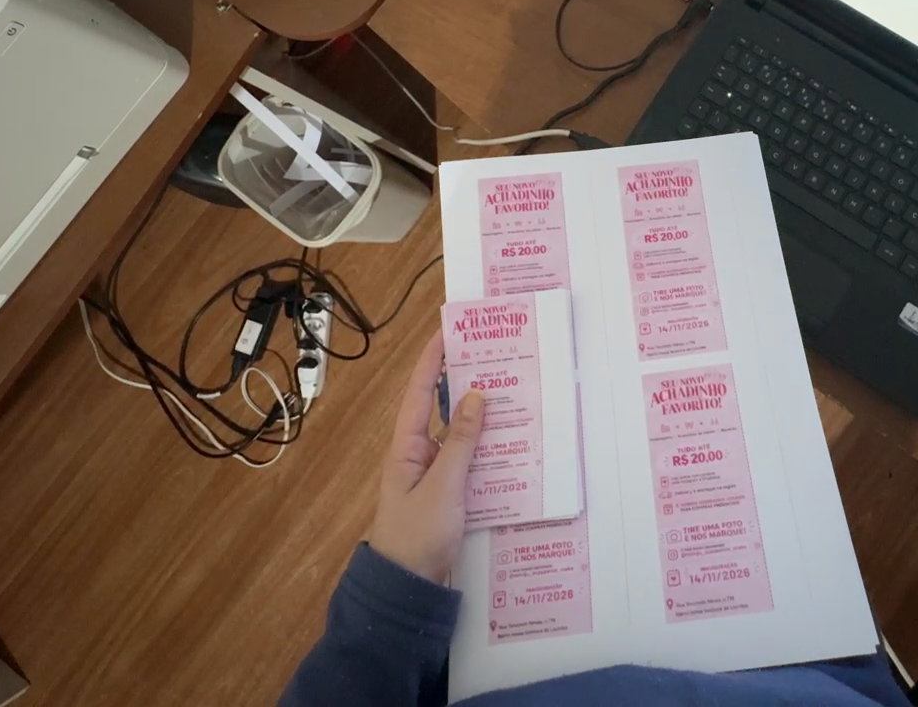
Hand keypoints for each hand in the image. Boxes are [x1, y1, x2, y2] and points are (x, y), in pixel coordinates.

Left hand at [367, 331, 483, 583]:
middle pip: (441, 405)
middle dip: (463, 378)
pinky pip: (469, 455)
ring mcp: (434, 470)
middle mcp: (419, 450)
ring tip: (508, 386)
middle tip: (492, 353)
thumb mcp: (444, 485)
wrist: (408, 589)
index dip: (432, 359)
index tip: (448, 329)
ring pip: (459, 430)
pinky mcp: (449, 489)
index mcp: (408, 444)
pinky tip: (510, 436)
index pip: (420, 390)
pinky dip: (487, 442)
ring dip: (480, 410)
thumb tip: (476, 395)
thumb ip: (461, 440)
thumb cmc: (418, 534)